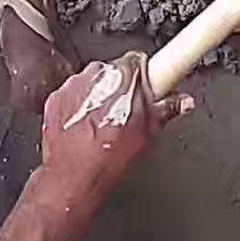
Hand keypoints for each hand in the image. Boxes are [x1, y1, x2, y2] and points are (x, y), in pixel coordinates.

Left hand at [37, 51, 192, 212]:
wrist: (72, 180)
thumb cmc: (109, 159)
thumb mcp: (148, 133)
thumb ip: (167, 109)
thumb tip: (183, 101)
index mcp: (123, 76)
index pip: (137, 60)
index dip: (143, 74)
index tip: (145, 83)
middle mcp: (97, 74)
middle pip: (114, 71)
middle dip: (121, 88)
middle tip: (125, 113)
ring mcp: (74, 85)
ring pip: (93, 82)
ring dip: (99, 96)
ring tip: (103, 124)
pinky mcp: (56, 97)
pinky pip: (73, 94)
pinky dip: (78, 106)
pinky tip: (84, 128)